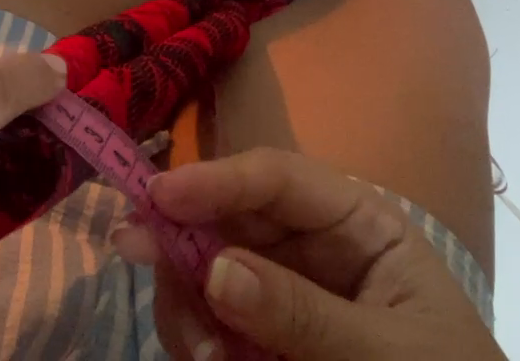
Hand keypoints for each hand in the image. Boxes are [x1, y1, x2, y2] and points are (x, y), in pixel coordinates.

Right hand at [113, 148, 505, 360]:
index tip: (157, 194)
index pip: (277, 177)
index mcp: (357, 225)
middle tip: (128, 249)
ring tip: (202, 356)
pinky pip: (208, 319)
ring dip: (186, 302)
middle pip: (224, 217)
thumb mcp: (391, 358)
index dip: (216, 178)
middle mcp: (309, 247)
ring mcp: (280, 292)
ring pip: (203, 266)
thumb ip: (304, 314)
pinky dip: (197, 338)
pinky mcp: (260, 337)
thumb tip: (214, 269)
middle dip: (180, 239)